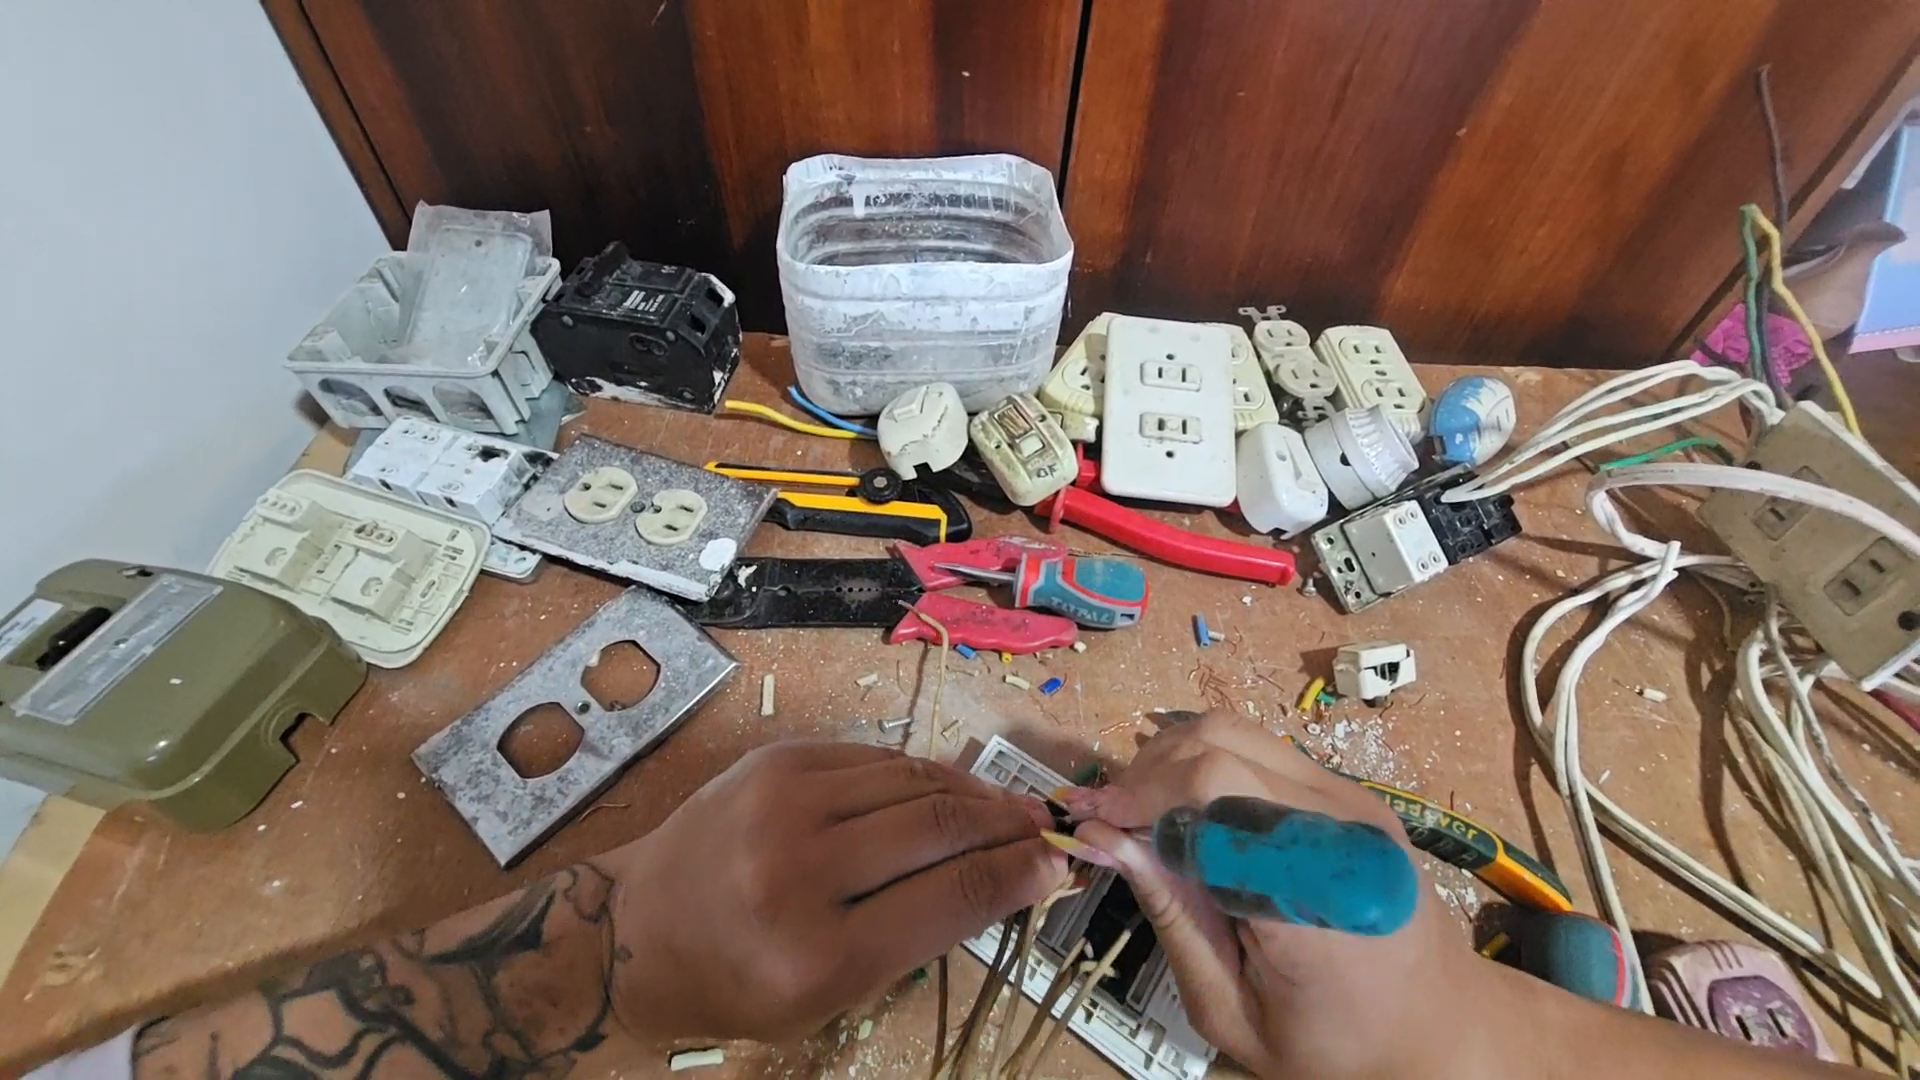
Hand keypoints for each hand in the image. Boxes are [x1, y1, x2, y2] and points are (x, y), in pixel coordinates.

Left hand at [603, 742, 1068, 1041]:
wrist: (637, 925)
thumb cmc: (737, 980)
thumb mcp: (828, 993)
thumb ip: (916, 932)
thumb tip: (1002, 874)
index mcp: (817, 953)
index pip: (949, 896)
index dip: (1017, 876)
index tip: (1056, 865)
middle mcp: (801, 866)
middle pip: (939, 825)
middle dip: (1005, 824)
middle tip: (1043, 827)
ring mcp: (786, 799)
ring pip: (914, 779)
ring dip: (972, 792)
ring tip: (1007, 805)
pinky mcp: (780, 758)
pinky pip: (876, 759)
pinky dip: (922, 774)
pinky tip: (947, 787)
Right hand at [1057, 714, 1495, 1078]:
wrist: (1444, 1032)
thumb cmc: (1336, 1047)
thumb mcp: (1232, 1011)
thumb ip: (1169, 915)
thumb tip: (1100, 839)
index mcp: (1320, 896)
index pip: (1215, 794)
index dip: (1140, 795)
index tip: (1087, 819)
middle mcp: (1342, 826)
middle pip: (1219, 746)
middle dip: (1147, 773)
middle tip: (1108, 817)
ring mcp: (1351, 798)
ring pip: (1232, 731)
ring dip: (1170, 759)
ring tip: (1140, 808)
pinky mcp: (1345, 790)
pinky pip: (1255, 747)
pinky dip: (1201, 761)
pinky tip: (1182, 804)